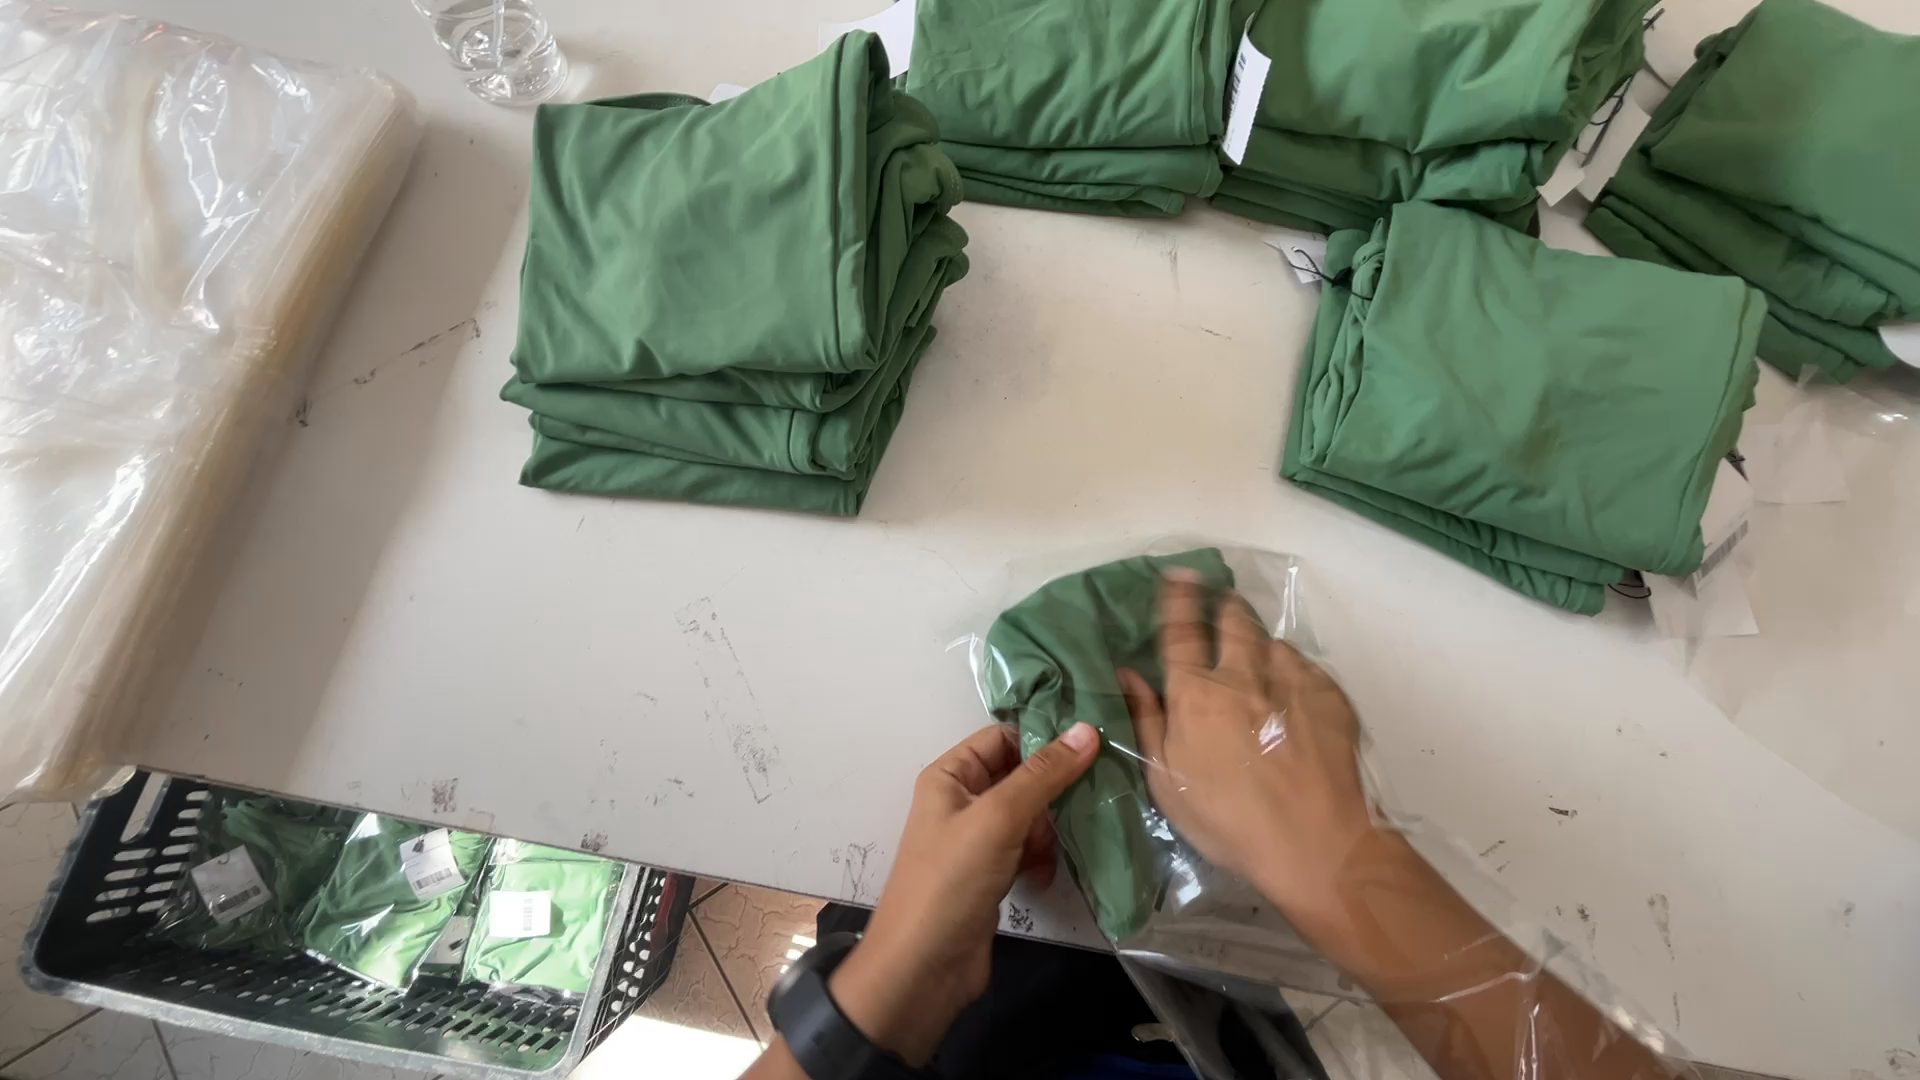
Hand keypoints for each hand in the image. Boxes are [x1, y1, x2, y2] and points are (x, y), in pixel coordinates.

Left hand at [828, 722, 1098, 1064]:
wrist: (922, 970)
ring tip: (1050, 851)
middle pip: (1020, 776)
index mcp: (950, 775)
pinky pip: (1026, 848)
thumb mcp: (999, 818)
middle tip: (1082, 805)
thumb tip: (1087, 730)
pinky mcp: (990, 872)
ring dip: (1047, 830)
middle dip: (1050, 793)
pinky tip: (1043, 877)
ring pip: (1028, 814)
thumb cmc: (952, 880)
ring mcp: (976, 838)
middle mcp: (961, 799)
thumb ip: (1044, 774)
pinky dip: (1040, 858)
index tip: (1087, 753)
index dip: (1040, 742)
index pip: (1002, 738)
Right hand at [1118, 572, 1373, 930]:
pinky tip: (1296, 693)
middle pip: (1233, 622)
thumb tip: (1127, 673)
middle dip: (1226, 605)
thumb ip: (1147, 719)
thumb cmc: (1228, 820)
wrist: (1318, 846)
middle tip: (1224, 601)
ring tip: (1262, 659)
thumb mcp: (1166, 780)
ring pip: (1272, 643)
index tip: (1180, 575)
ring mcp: (1290, 682)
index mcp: (1196, 693)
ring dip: (1261, 644)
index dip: (1179, 598)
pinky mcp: (1331, 697)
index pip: (1182, 631)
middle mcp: (1242, 675)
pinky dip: (1294, 670)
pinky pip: (1307, 667)